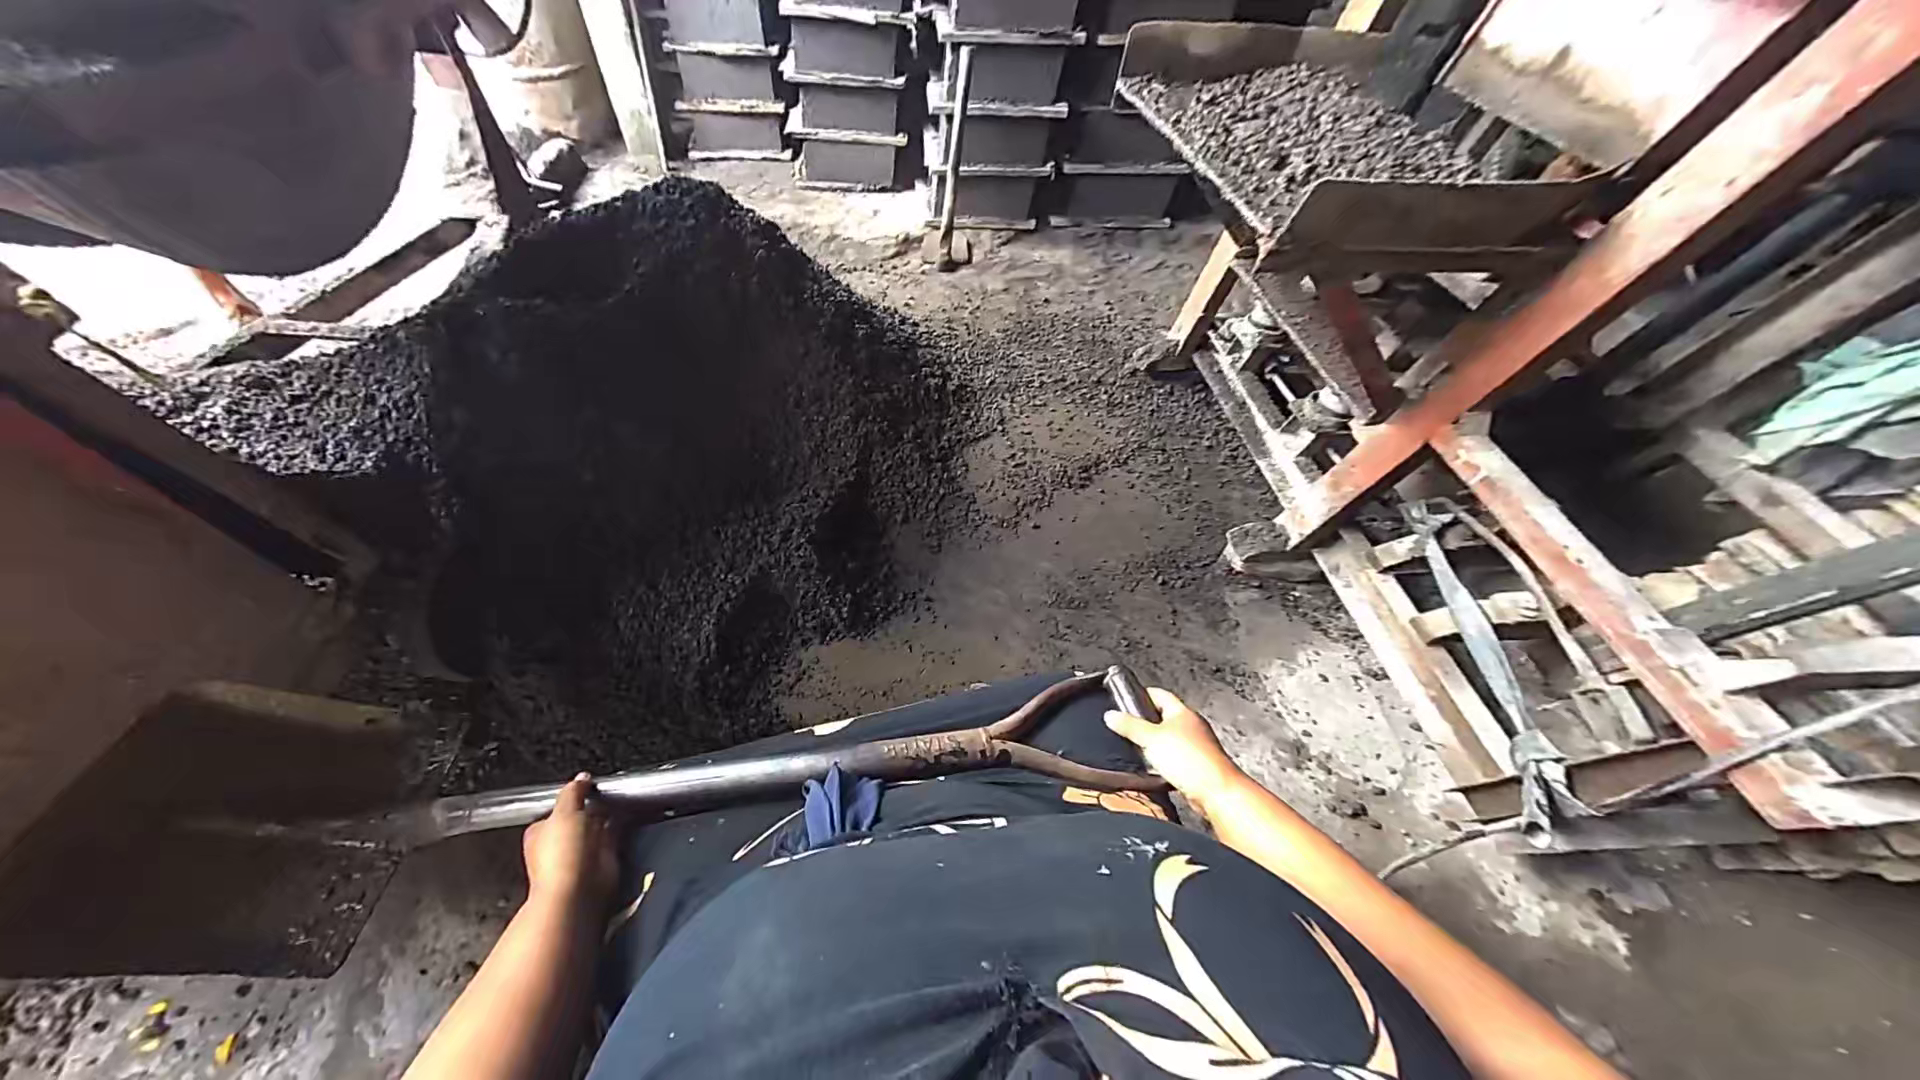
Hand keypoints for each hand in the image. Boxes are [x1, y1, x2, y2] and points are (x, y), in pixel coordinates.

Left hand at [522, 774, 616, 907]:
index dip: (573, 794)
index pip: (559, 805)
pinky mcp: (605, 856)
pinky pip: (617, 833)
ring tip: (617, 804)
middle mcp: (562, 841)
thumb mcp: (564, 812)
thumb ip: (573, 791)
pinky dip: (623, 825)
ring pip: (600, 823)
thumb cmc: (560, 860)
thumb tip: (581, 778)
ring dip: (610, 814)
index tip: (587, 784)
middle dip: (594, 804)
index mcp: (542, 831)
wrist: (580, 889)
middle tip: (604, 794)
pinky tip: (626, 817)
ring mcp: (584, 850)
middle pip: (581, 813)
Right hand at [1105, 688, 1244, 811]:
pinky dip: (1163, 763)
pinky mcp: (1197, 767)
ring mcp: (1196, 747)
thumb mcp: (1151, 738)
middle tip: (1128, 727)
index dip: (1143, 694)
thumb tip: (1111, 715)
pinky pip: (1175, 760)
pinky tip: (1154, 770)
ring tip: (1139, 751)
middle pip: (1164, 718)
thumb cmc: (1191, 760)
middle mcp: (1192, 727)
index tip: (1128, 697)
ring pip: (1169, 740)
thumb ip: (1130, 726)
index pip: (1160, 695)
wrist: (1217, 793)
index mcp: (1183, 712)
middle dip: (1146, 722)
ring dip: (1155, 745)